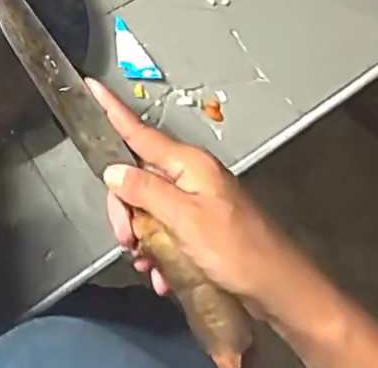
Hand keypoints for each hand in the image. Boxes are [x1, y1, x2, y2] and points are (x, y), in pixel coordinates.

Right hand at [87, 79, 299, 308]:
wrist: (285, 292)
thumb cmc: (239, 251)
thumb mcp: (186, 220)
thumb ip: (145, 192)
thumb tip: (113, 171)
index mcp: (186, 162)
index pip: (138, 130)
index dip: (111, 108)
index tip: (91, 85)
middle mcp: (188, 174)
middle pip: (137, 177)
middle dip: (125, 209)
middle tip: (126, 241)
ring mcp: (195, 199)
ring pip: (148, 206)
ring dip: (141, 235)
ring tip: (147, 265)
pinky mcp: (200, 224)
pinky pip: (165, 228)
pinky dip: (158, 250)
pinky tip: (162, 275)